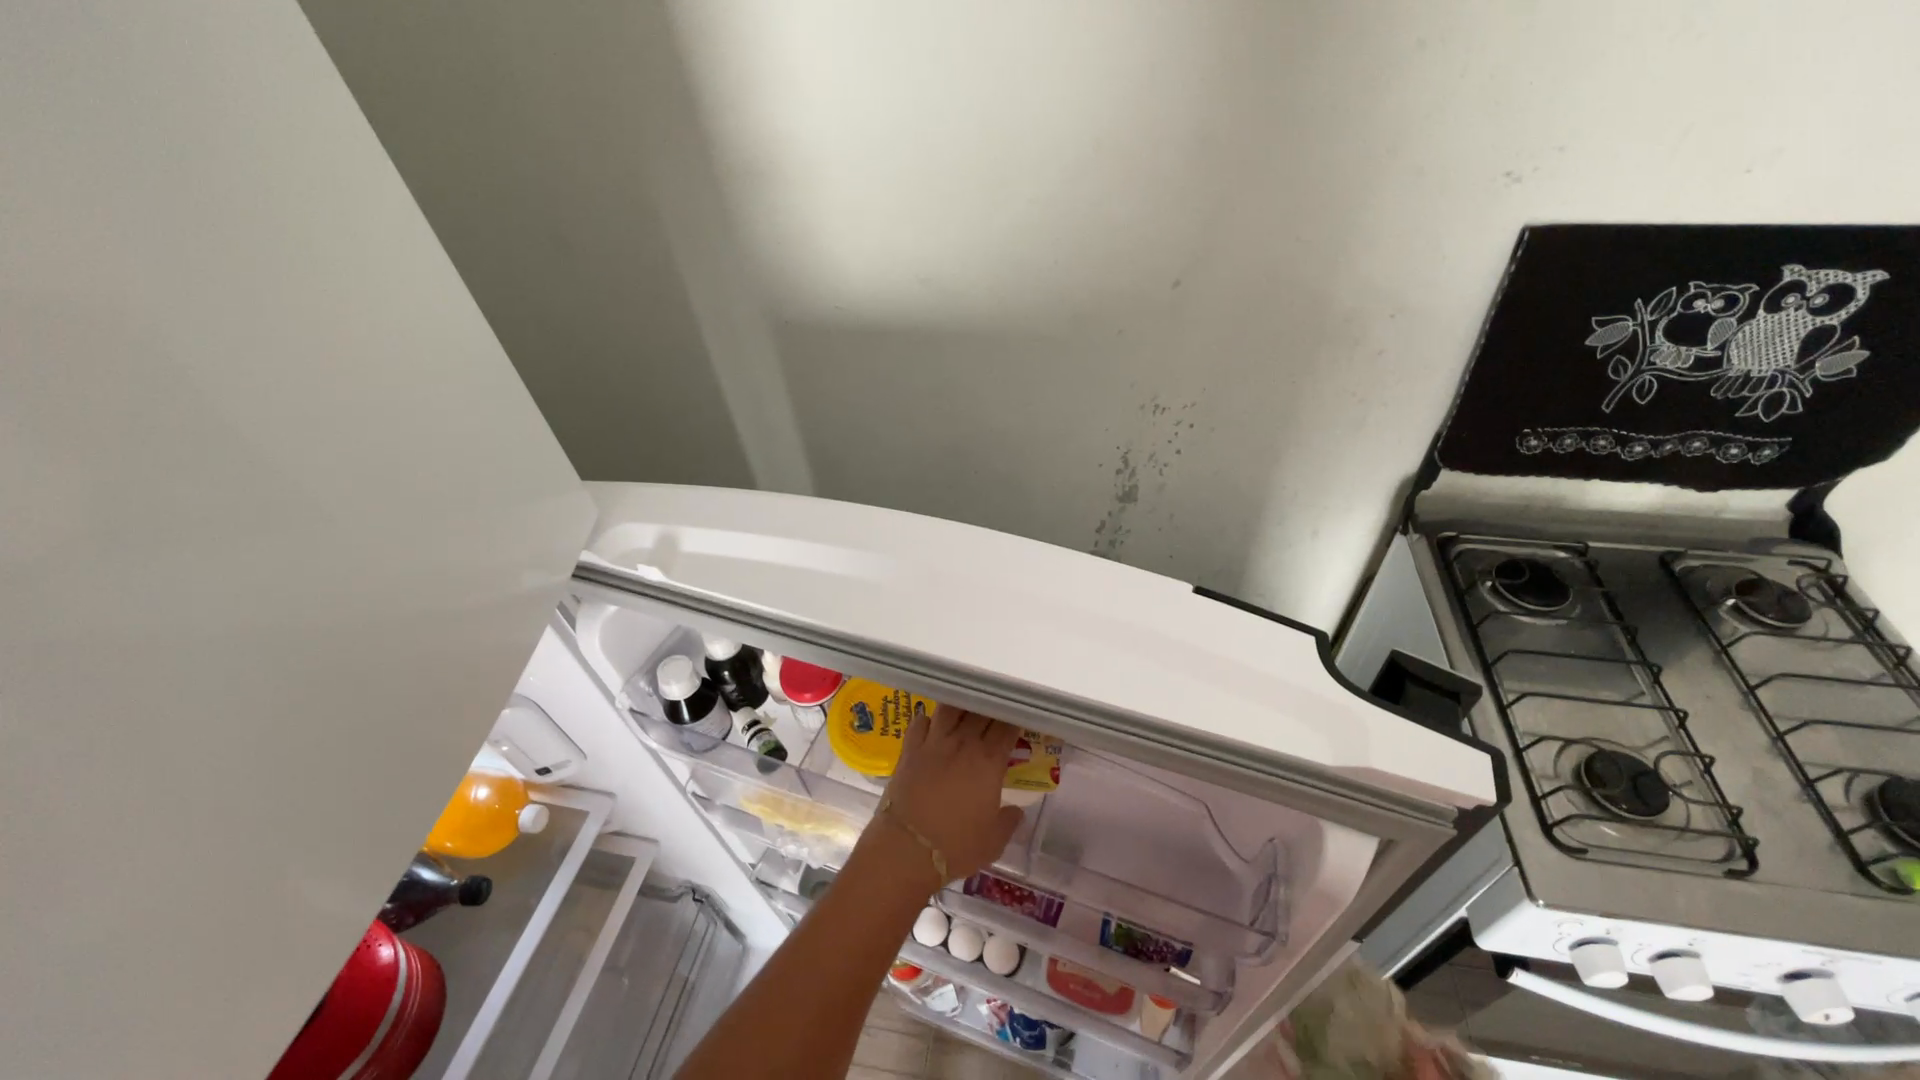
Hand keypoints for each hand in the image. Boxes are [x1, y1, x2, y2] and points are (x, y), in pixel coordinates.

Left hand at [861, 704, 1025, 889]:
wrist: (906, 849)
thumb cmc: (956, 846)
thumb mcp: (993, 841)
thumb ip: (1008, 822)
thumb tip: (1016, 811)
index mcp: (988, 762)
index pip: (1006, 727)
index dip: (1014, 720)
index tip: (1019, 720)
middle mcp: (962, 744)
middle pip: (980, 712)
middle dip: (991, 709)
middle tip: (997, 714)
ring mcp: (933, 744)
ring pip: (950, 709)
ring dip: (962, 707)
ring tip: (967, 711)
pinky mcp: (909, 750)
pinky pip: (920, 722)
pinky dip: (929, 720)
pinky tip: (934, 726)